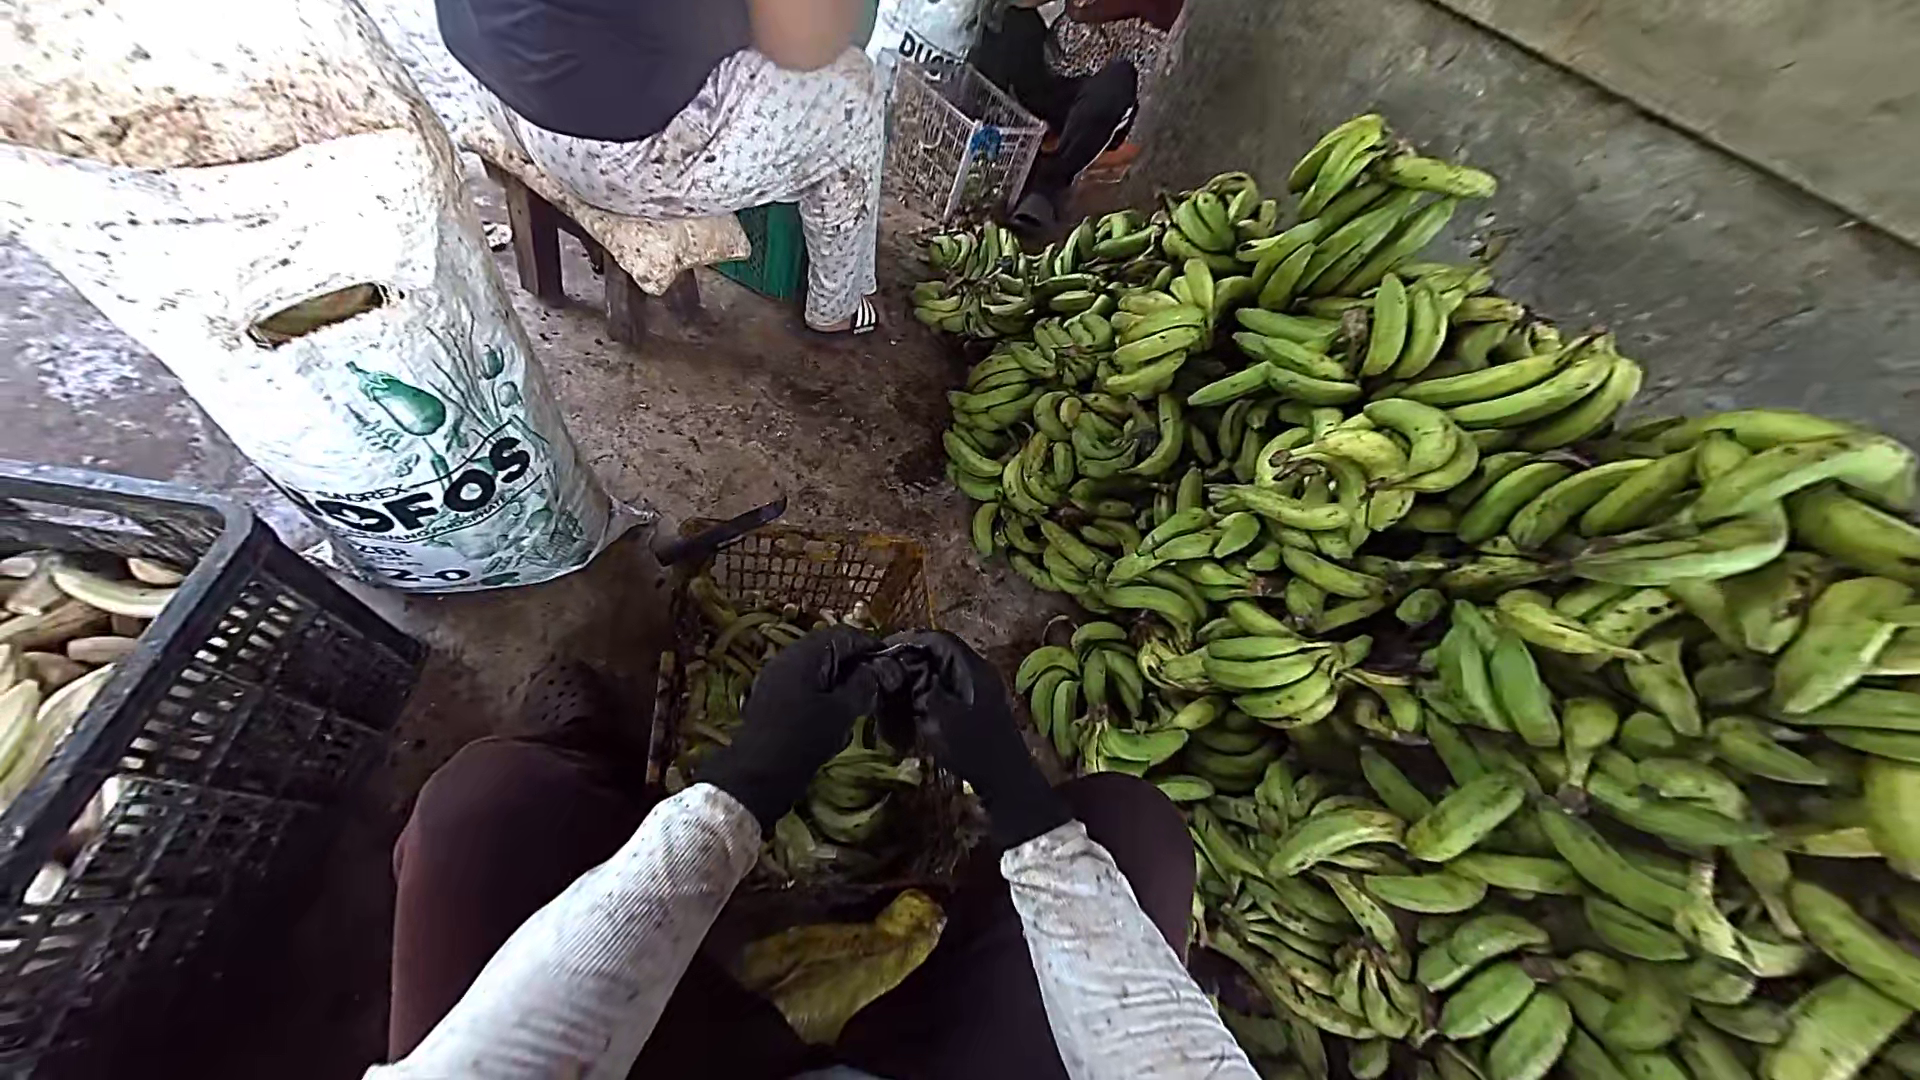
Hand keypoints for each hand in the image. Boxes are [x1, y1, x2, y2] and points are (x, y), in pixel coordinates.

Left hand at [700, 625, 881, 830]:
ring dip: (841, 679)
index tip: (892, 659)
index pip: (845, 635)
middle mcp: (788, 659)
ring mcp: (777, 679)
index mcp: (805, 654)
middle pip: (830, 650)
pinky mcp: (772, 699)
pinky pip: (805, 686)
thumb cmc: (802, 739)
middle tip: (880, 680)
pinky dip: (825, 693)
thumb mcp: (841, 711)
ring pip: (818, 669)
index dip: (871, 645)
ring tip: (862, 699)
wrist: (755, 779)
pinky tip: (837, 714)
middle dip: (856, 663)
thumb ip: (863, 684)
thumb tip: (878, 669)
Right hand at [888, 631, 1069, 848]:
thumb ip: (922, 685)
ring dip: (921, 670)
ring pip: (945, 667)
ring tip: (896, 679)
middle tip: (886, 663)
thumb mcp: (939, 715)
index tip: (885, 647)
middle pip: (943, 650)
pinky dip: (930, 685)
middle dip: (913, 654)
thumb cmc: (972, 747)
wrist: (1005, 780)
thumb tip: (903, 662)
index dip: (910, 639)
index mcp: (973, 668)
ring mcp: (981, 687)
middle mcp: (979, 671)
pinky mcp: (978, 703)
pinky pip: (950, 683)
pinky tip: (915, 699)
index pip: (939, 639)